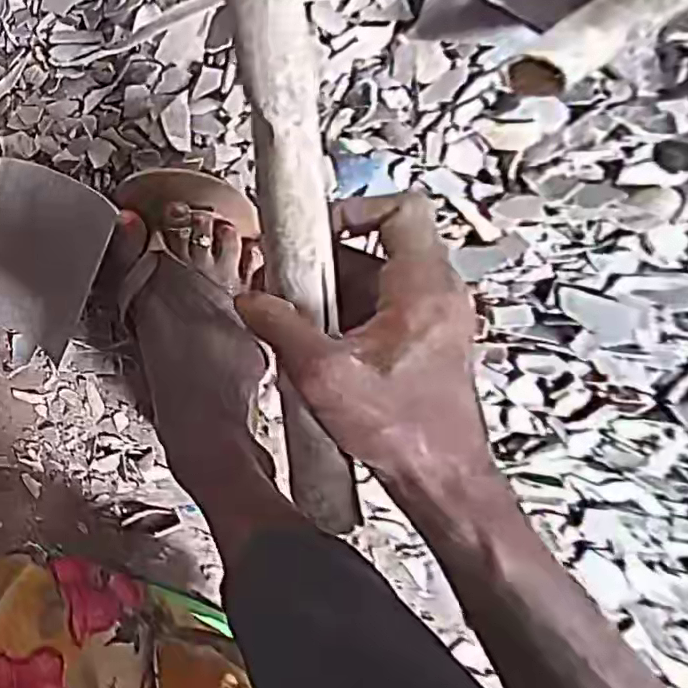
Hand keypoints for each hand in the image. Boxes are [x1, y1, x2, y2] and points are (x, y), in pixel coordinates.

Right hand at [233, 192, 494, 492]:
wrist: (438, 478)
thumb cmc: (405, 432)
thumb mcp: (322, 372)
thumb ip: (277, 324)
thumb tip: (249, 299)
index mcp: (424, 292)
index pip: (402, 210)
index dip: (348, 210)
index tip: (306, 232)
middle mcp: (431, 297)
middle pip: (365, 246)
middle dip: (313, 263)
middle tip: (279, 285)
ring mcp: (421, 318)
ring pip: (358, 277)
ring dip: (315, 293)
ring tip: (289, 322)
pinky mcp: (407, 338)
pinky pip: (360, 305)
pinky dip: (326, 315)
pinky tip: (305, 343)